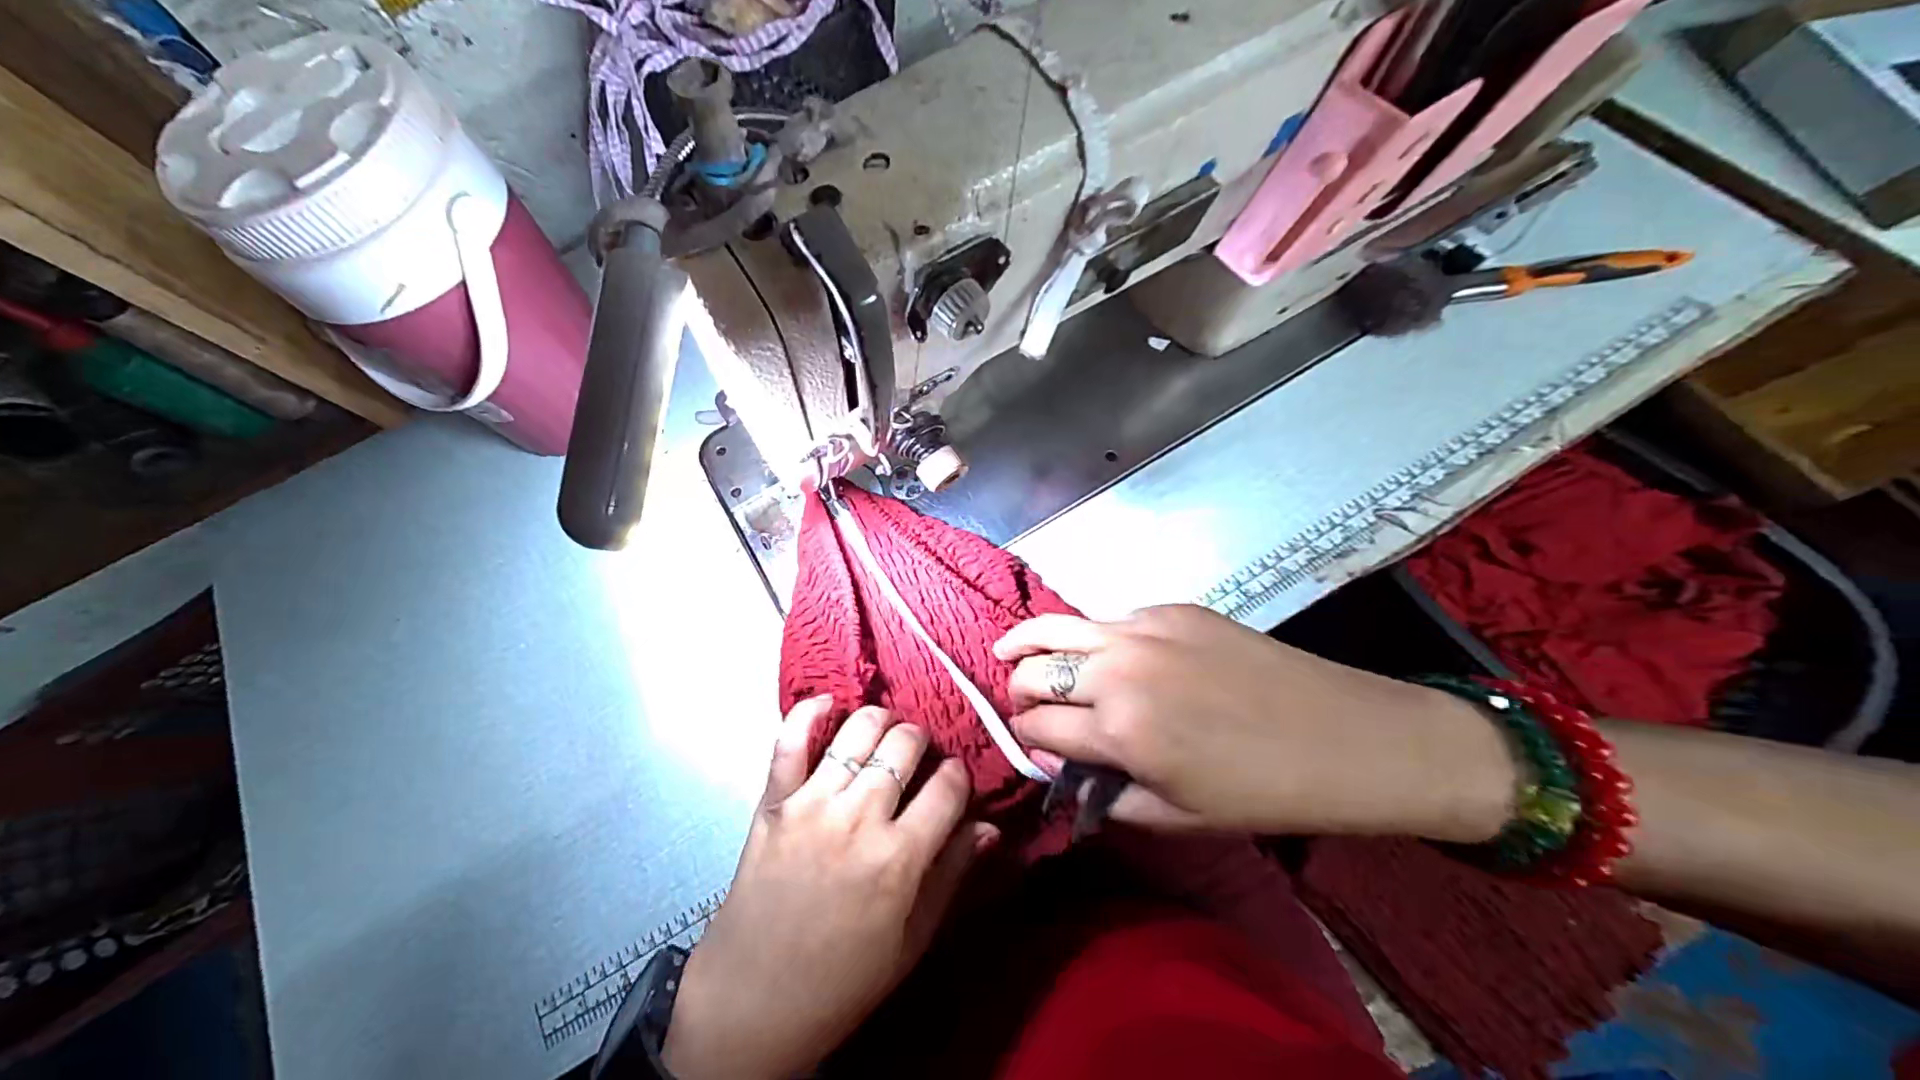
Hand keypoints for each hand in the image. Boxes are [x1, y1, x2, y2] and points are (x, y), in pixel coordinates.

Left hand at [661, 698, 996, 1079]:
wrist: (753, 1002)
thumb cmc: (842, 981)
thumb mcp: (912, 941)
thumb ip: (952, 875)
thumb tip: (989, 827)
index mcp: (898, 859)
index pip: (948, 787)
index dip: (959, 776)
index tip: (956, 780)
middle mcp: (857, 820)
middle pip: (904, 746)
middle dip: (922, 741)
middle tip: (921, 754)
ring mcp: (811, 805)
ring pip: (857, 732)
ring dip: (880, 721)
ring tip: (887, 731)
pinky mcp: (772, 803)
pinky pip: (788, 742)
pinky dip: (807, 714)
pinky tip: (827, 703)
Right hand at [994, 604, 1518, 841]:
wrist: (1348, 738)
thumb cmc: (1261, 793)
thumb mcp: (1174, 818)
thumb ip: (1103, 792)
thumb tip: (1062, 764)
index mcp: (1118, 730)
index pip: (1036, 724)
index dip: (1025, 736)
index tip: (1031, 742)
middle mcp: (1119, 669)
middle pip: (1035, 669)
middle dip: (1021, 690)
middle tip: (1028, 704)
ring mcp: (1145, 629)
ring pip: (1058, 626)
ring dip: (1029, 645)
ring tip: (1010, 651)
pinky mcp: (1173, 608)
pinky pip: (1111, 620)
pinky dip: (1094, 639)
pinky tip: (1106, 654)